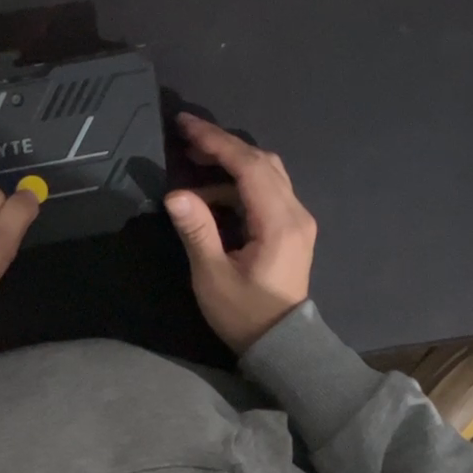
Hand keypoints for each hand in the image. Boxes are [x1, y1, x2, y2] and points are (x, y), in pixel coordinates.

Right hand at [164, 113, 316, 351]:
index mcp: (279, 222)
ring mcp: (296, 220)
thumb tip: (175, 194)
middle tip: (186, 139)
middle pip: (262, 162)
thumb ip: (197, 231)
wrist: (282, 345)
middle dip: (223, 146)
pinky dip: (238, 184)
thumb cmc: (245, 314)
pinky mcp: (290, 230)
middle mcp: (295, 213)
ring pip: (266, 174)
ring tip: (193, 163)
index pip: (249, 166)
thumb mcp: (213, 276)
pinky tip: (210, 194)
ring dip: (231, 163)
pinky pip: (266, 192)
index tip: (185, 126)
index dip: (216, 142)